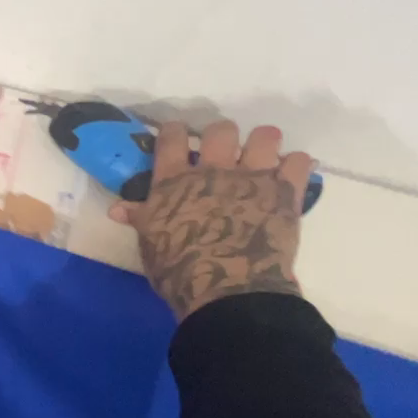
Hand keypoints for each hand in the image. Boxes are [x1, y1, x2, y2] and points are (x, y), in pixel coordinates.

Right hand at [108, 120, 314, 320]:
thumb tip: (118, 208)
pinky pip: (299, 160)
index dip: (173, 132)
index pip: (172, 139)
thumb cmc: (177, 270)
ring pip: (266, 135)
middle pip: (221, 129)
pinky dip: (293, 166)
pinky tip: (284, 179)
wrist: (226, 288)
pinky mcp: (286, 190)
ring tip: (258, 160)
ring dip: (261, 144)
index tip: (174, 135)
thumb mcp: (150, 244)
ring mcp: (254, 177)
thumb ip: (140, 218)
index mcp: (174, 183)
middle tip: (219, 152)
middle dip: (219, 136)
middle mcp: (214, 170)